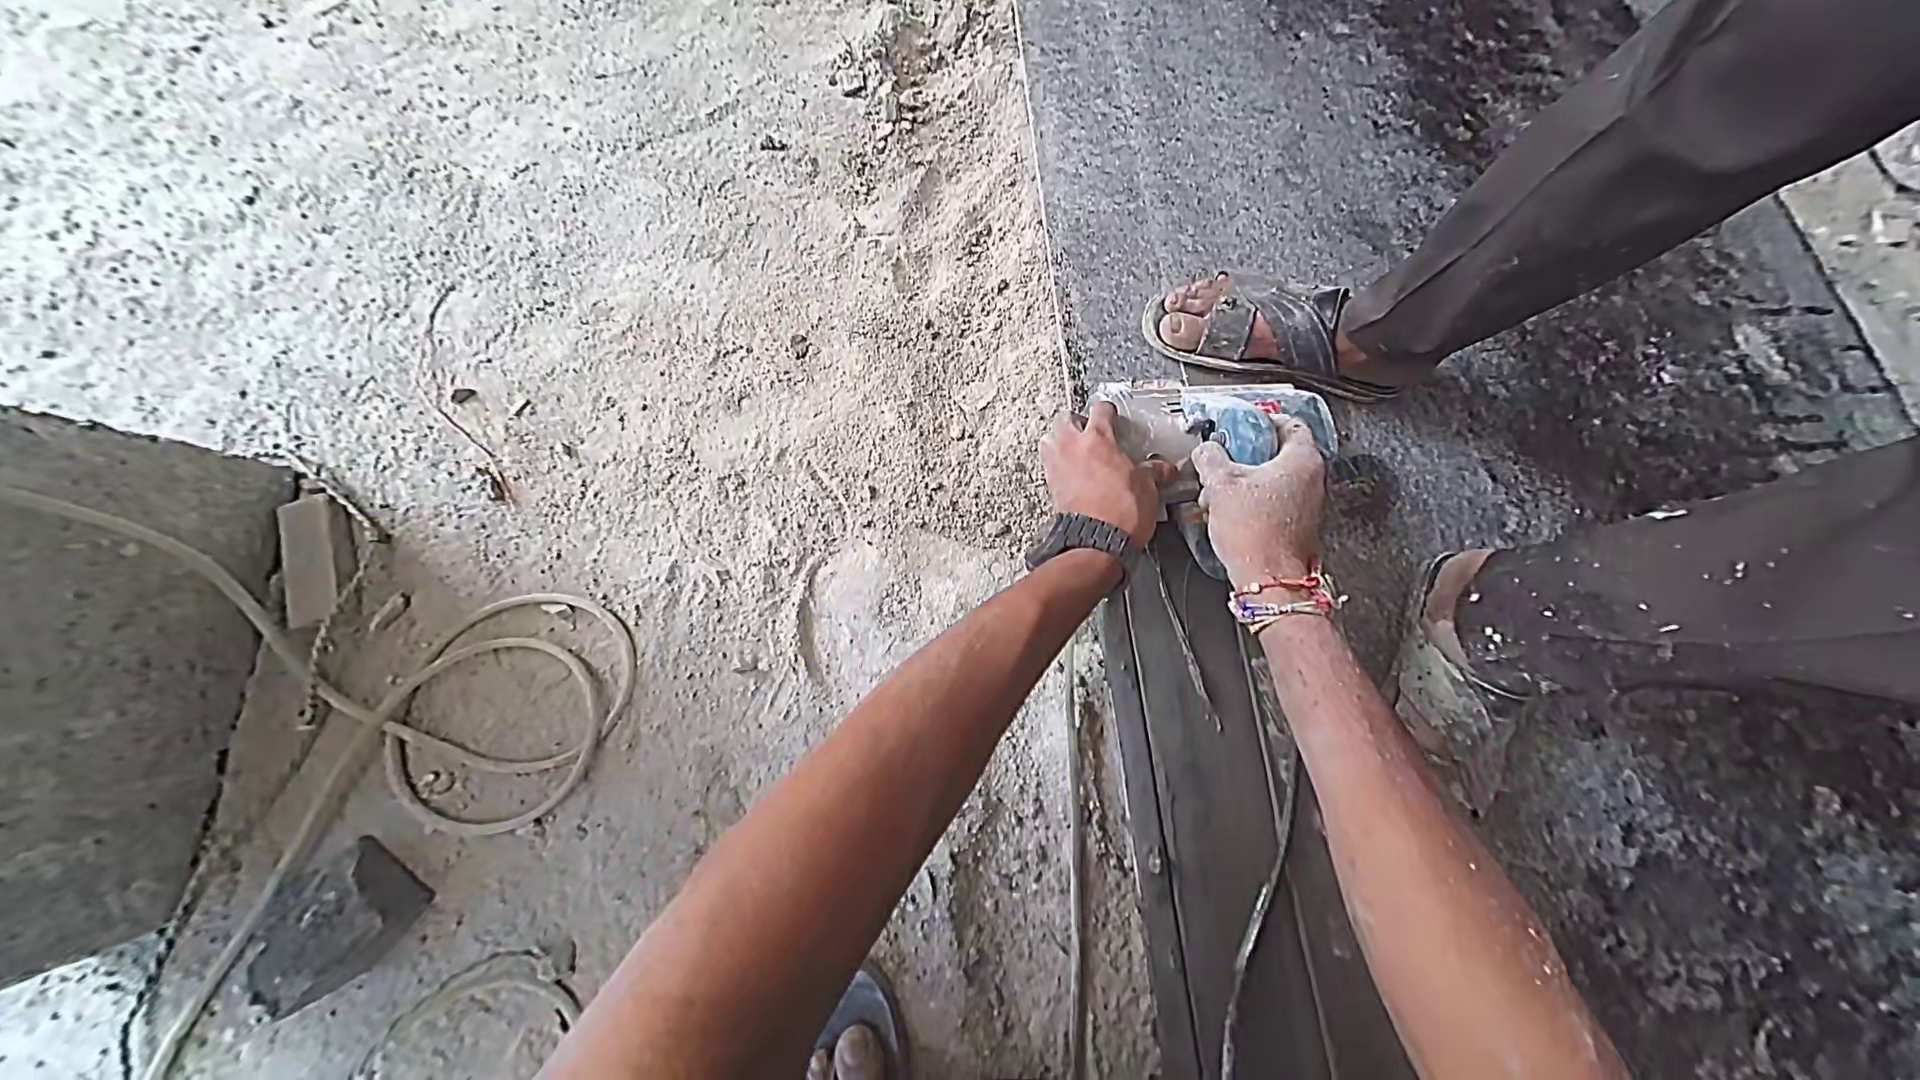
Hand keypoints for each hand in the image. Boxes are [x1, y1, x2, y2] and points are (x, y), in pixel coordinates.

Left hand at [1040, 401, 1176, 545]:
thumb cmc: (1119, 512)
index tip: (1112, 415)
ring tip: (1074, 450)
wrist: (1096, 541)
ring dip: (1059, 442)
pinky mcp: (1051, 488)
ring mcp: (1057, 467)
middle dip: (1076, 422)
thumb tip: (1162, 469)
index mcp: (1097, 439)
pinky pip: (1049, 467)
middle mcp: (1072, 448)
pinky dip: (1058, 466)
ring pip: (1049, 441)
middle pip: (1065, 420)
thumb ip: (1153, 472)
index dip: (1108, 411)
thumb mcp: (1147, 487)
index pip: (1100, 410)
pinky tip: (1070, 475)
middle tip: (1088, 429)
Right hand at [1192, 415, 1324, 586]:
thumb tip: (1206, 450)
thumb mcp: (1221, 484)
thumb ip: (1210, 458)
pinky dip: (1250, 499)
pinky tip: (1227, 509)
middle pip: (1277, 451)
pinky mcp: (1295, 523)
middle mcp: (1311, 479)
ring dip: (1243, 479)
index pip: (1289, 423)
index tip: (1244, 422)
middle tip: (1223, 457)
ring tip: (1218, 489)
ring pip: (1272, 477)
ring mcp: (1306, 503)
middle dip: (1245, 454)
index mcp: (1301, 460)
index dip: (1263, 418)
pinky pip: (1272, 500)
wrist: (1267, 578)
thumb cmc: (1255, 533)